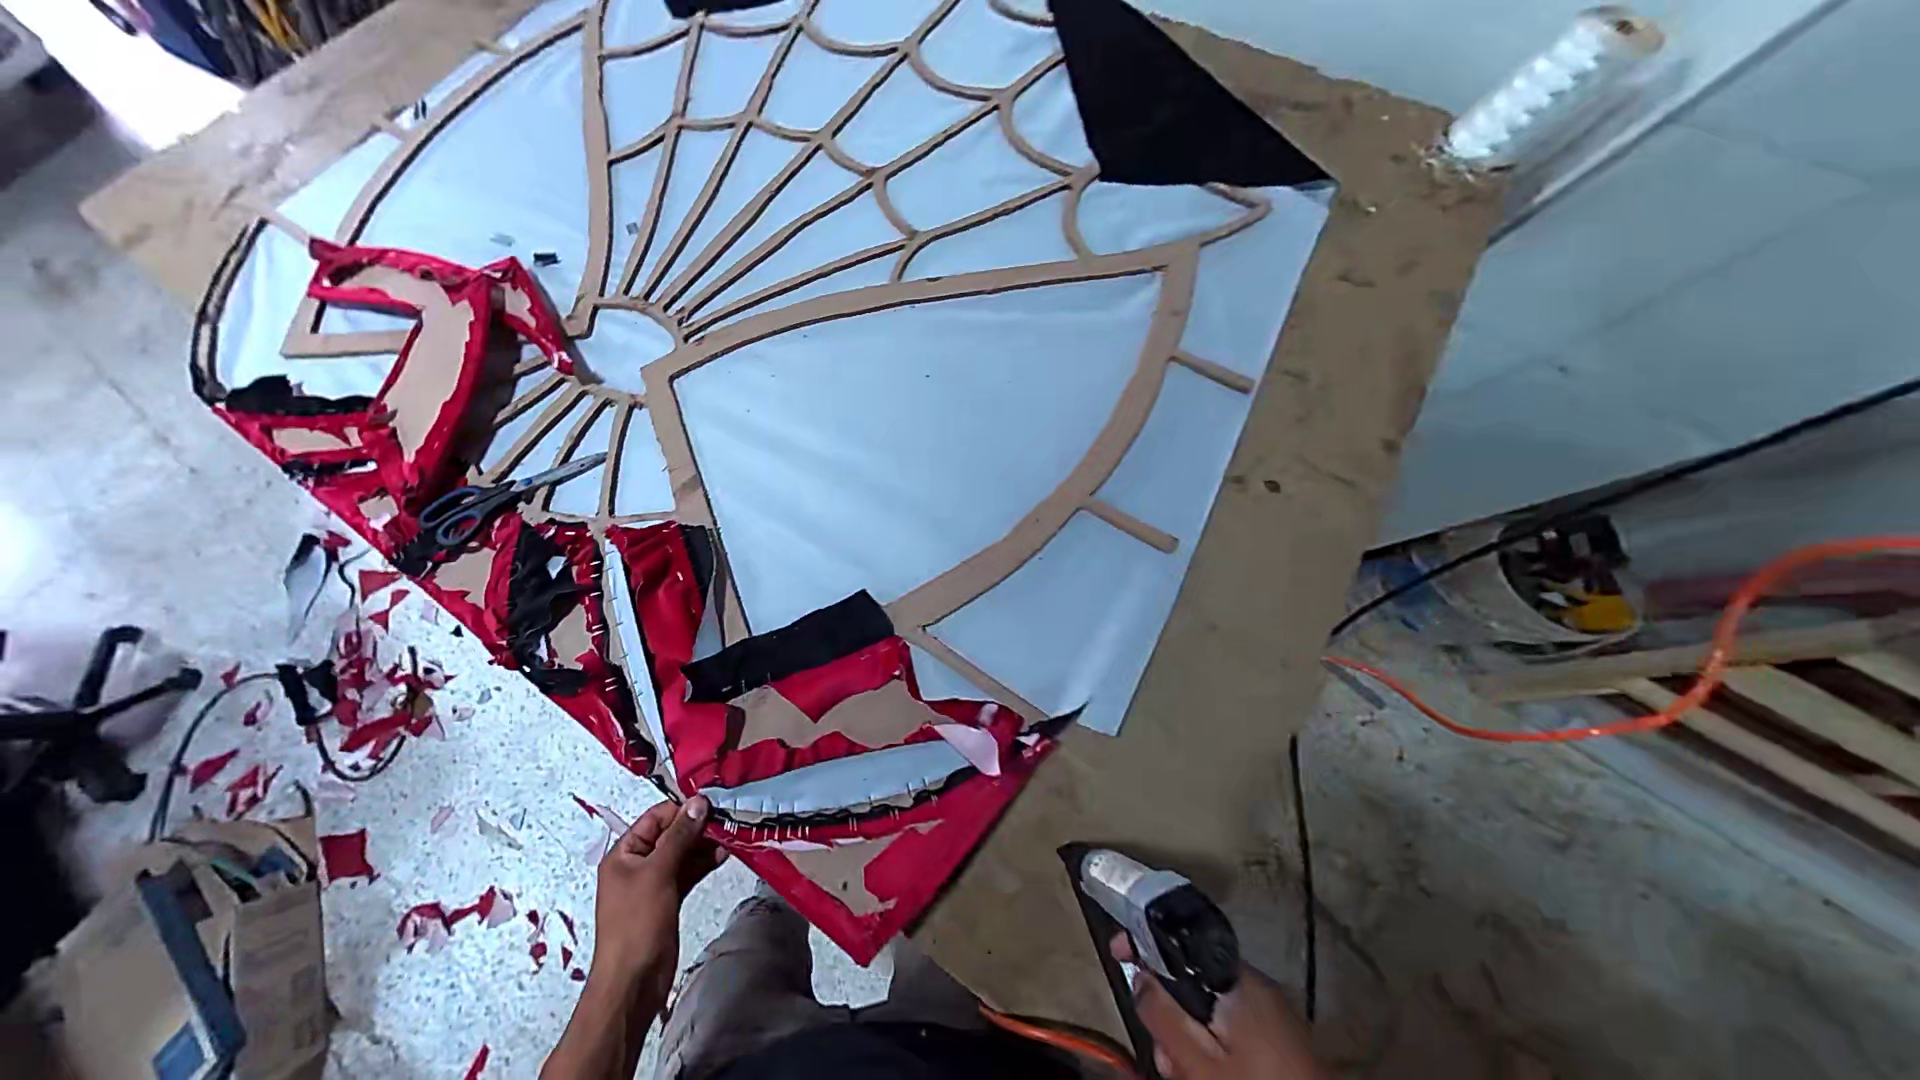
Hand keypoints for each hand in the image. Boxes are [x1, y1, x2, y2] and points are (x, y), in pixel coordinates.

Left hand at [590, 796, 724, 1003]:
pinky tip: (724, 854)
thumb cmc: (637, 924)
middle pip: (671, 834)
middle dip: (698, 826)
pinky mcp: (669, 898)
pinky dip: (704, 863)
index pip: (656, 818)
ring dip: (705, 844)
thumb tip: (699, 802)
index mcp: (624, 854)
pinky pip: (688, 871)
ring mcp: (654, 882)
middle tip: (726, 820)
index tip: (713, 804)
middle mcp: (638, 864)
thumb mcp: (658, 872)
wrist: (634, 981)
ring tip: (730, 835)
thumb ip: (680, 836)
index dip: (683, 809)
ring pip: (683, 853)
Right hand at [1112, 933, 1327, 1079]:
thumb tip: (1138, 975)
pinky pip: (1231, 1029)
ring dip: (1189, 1040)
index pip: (1180, 943)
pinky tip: (1209, 1077)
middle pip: (1192, 983)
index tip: (1117, 950)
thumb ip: (1164, 1016)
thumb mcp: (1201, 1065)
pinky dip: (1213, 1048)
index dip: (1145, 944)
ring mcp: (1270, 1014)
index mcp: (1236, 981)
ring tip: (1187, 1076)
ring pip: (1209, 1010)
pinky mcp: (1279, 1039)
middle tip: (1166, 1058)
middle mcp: (1254, 986)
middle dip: (1169, 1015)